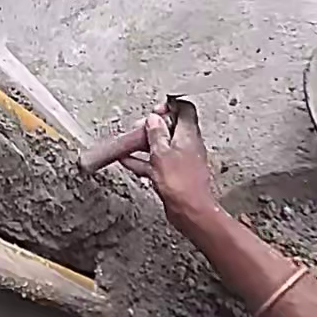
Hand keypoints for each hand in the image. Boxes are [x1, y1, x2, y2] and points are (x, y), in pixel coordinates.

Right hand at [122, 98, 220, 227]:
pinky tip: (127, 160)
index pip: (184, 109)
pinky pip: (155, 162)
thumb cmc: (181, 184)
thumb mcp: (161, 153)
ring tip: (128, 143)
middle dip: (151, 126)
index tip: (155, 110)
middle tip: (138, 128)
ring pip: (161, 145)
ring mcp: (180, 160)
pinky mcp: (172, 175)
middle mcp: (187, 145)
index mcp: (188, 135)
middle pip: (169, 127)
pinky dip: (141, 160)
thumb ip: (156, 134)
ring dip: (144, 143)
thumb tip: (153, 119)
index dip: (169, 106)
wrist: (189, 211)